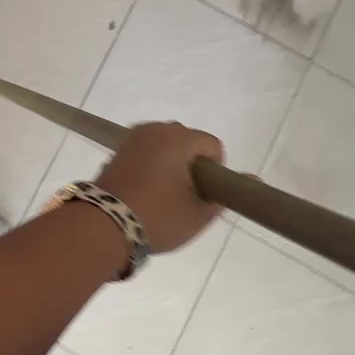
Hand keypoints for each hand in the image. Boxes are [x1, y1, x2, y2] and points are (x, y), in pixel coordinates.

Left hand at [95, 122, 222, 252]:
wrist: (103, 225)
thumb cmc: (158, 216)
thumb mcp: (199, 213)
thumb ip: (225, 194)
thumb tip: (252, 180)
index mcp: (175, 136)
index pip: (211, 144)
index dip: (215, 170)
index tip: (204, 193)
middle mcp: (151, 129)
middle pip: (185, 142)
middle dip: (191, 165)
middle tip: (185, 196)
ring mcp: (129, 139)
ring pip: (163, 148)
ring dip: (170, 166)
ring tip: (165, 196)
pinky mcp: (115, 152)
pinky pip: (144, 154)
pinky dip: (150, 168)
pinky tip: (146, 192)